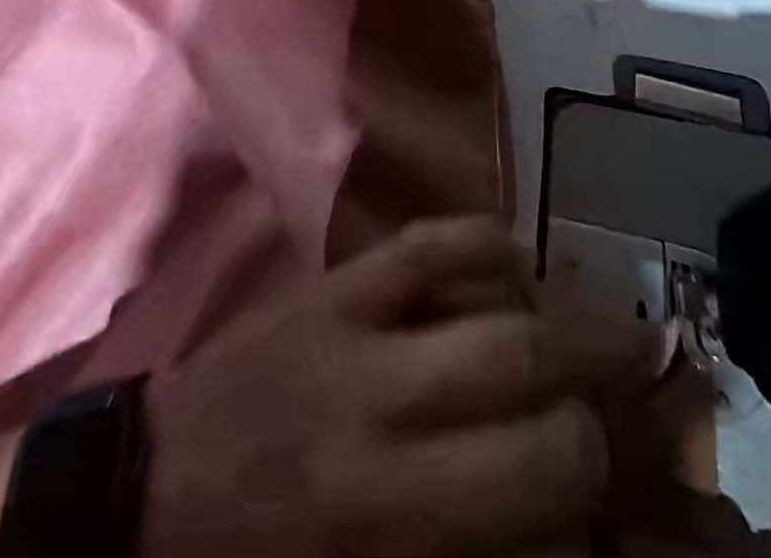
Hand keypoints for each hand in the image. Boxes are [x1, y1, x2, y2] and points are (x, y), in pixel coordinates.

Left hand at [140, 216, 655, 556]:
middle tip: (625, 372)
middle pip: (523, 365)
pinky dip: (488, 246)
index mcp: (384, 509)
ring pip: (486, 304)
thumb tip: (561, 516)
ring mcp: (354, 331)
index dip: (589, 458)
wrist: (145, 494)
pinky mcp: (332, 287)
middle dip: (592, 371)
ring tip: (591, 322)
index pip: (532, 469)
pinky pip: (429, 243)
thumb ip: (469, 543)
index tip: (608, 453)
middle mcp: (378, 410)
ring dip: (558, 311)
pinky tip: (516, 266)